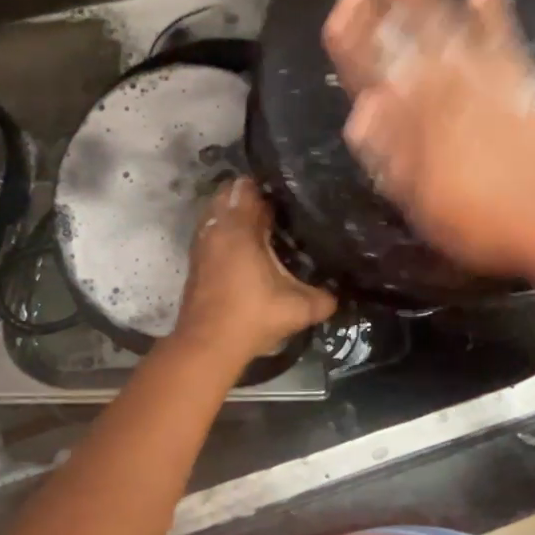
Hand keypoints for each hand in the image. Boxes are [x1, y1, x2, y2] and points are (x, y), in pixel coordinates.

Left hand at [172, 178, 336, 362]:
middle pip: (229, 193)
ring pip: (216, 210)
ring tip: (262, 224)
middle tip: (278, 208)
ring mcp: (202, 243)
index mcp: (240, 229)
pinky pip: (211, 229)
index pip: (249, 189)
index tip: (289, 196)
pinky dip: (225, 229)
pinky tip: (245, 248)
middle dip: (251, 196)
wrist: (206, 346)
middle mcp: (217, 228)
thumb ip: (323, 299)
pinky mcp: (195, 259)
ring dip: (235, 212)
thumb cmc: (251, 318)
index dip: (269, 189)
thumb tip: (339, 294)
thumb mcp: (297, 310)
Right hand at [321, 0, 534, 274]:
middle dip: (386, 0)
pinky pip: (500, 37)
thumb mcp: (422, 198)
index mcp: (414, 120)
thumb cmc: (482, 220)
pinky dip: (492, 8)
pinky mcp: (515, 81)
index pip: (371, 68)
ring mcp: (482, 82)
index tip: (342, 3)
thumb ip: (390, 150)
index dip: (354, 33)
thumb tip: (359, 106)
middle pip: (407, 38)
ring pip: (447, 28)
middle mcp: (444, 91)